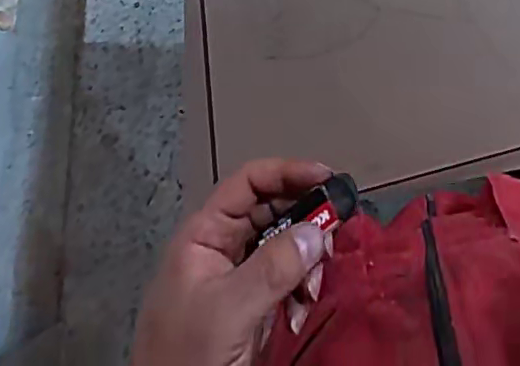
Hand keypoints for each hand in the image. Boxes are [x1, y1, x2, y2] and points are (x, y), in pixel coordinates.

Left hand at [130, 158, 334, 365]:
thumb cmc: (187, 357)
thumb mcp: (229, 309)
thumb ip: (272, 267)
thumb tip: (315, 231)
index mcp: (205, 233)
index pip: (248, 183)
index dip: (285, 172)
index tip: (325, 176)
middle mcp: (221, 247)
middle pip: (270, 211)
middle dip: (303, 219)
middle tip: (333, 232)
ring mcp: (236, 278)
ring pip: (282, 246)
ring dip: (304, 261)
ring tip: (311, 287)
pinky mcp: (250, 307)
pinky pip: (284, 280)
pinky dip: (300, 289)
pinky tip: (300, 310)